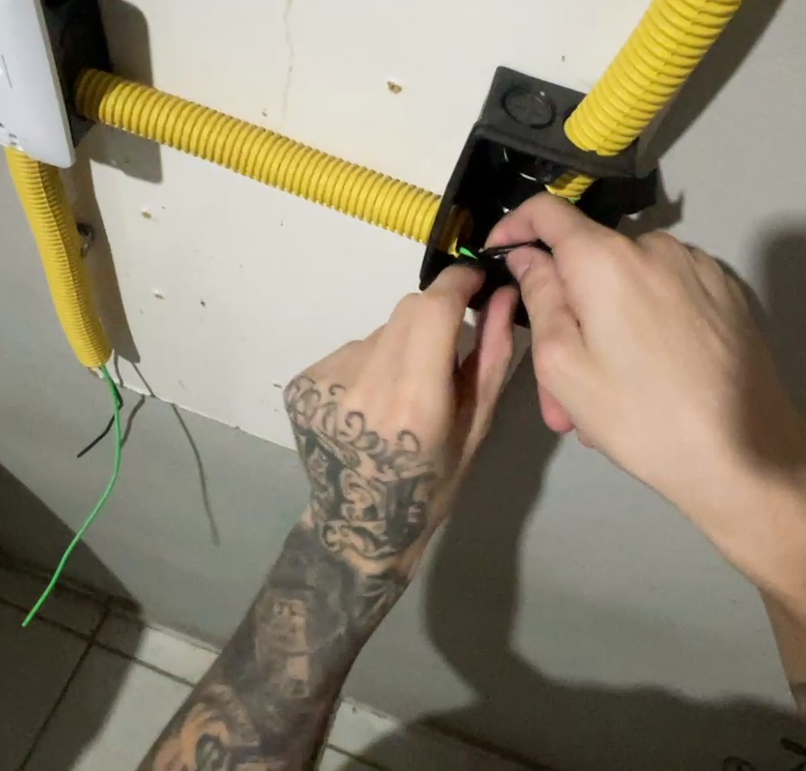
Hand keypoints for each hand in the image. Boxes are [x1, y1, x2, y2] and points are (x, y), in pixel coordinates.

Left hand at [284, 265, 519, 580]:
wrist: (358, 527)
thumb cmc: (431, 483)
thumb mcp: (475, 426)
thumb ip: (491, 355)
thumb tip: (502, 294)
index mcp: (414, 400)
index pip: (434, 307)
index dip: (458, 282)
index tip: (475, 278)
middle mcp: (364, 382)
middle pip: (407, 311)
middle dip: (434, 315)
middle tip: (443, 352)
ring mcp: (326, 381)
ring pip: (380, 332)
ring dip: (399, 347)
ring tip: (400, 394)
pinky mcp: (303, 382)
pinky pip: (352, 351)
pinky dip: (369, 364)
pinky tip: (370, 403)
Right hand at [486, 193, 805, 586]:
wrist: (749, 457)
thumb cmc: (640, 416)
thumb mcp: (563, 364)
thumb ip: (539, 296)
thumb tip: (529, 255)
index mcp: (607, 258)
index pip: (547, 211)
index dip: (514, 226)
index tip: (500, 253)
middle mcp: (654, 246)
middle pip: (588, 262)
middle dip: (564, 314)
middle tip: (557, 389)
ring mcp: (697, 267)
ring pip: (625, 284)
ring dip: (603, 328)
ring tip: (606, 395)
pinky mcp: (725, 292)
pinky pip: (662, 294)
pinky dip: (641, 325)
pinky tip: (649, 379)